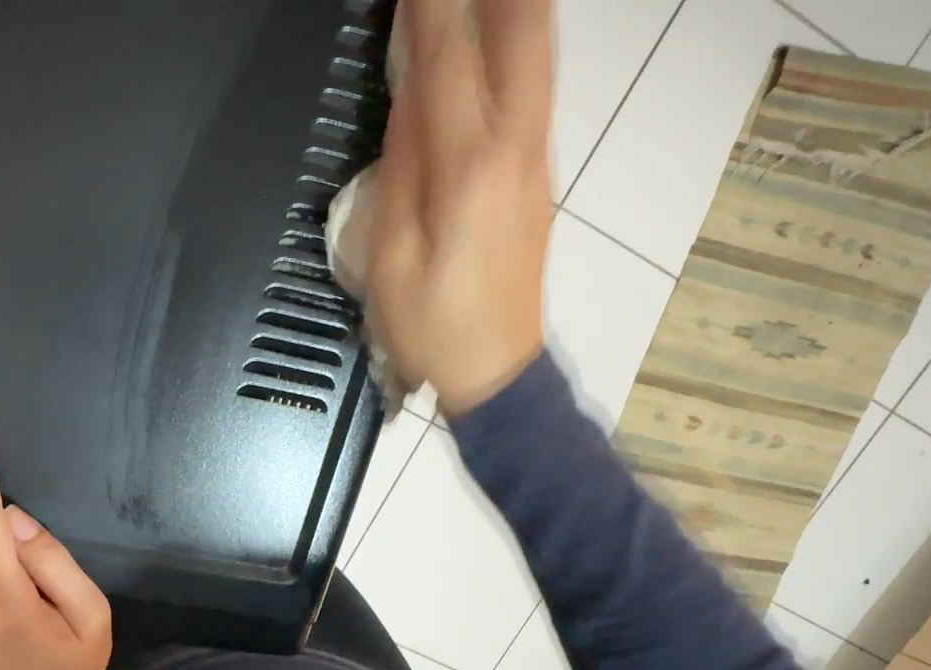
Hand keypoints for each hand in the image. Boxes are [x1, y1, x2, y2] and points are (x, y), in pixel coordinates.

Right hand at [366, 0, 555, 416]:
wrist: (498, 371)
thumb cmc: (432, 328)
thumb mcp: (391, 260)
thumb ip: (398, 173)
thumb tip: (408, 105)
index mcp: (465, 171)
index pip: (445, 65)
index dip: (429, 8)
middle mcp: (514, 151)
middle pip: (520, 39)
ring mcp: (536, 162)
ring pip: (537, 60)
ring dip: (517, 9)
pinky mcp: (539, 178)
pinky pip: (533, 93)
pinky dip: (518, 49)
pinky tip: (500, 40)